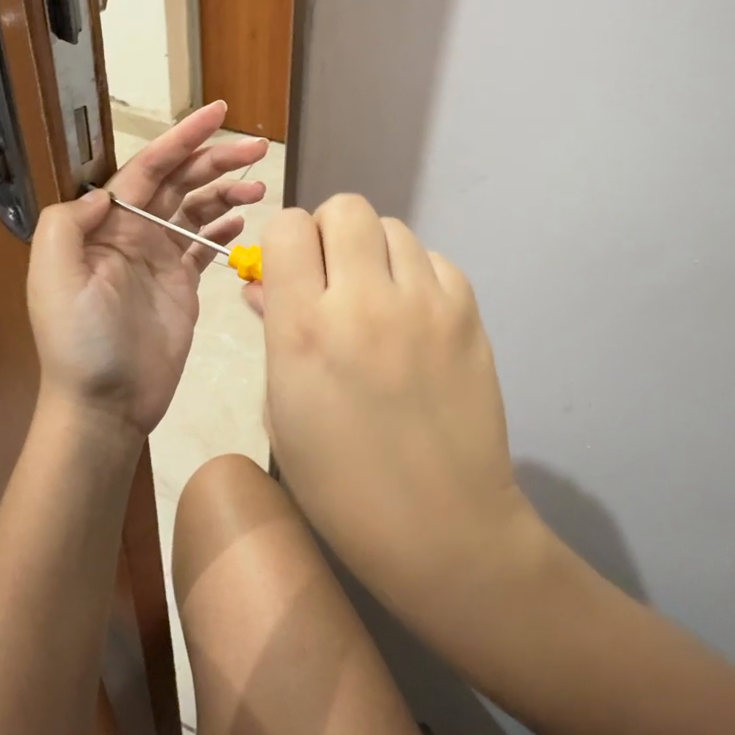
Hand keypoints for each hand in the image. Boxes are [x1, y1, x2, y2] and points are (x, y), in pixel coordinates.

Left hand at [28, 102, 268, 433]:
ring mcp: (159, 260)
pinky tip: (241, 217)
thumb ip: (70, 222)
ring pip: (197, 209)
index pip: (149, 167)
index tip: (218, 113)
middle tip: (256, 147)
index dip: (183, 138)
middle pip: (180, 181)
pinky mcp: (181, 287)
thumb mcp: (53, 275)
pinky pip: (204, 246)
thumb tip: (106, 192)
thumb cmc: (79, 341)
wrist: (104, 404)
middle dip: (216, 159)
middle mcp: (134, 233)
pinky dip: (223, 227)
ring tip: (259, 185)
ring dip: (225, 190)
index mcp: (106, 224)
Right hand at [261, 195, 537, 601]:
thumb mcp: (283, 409)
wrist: (441, 526)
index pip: (288, 226)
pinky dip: (418, 277)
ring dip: (375, 253)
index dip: (284, 243)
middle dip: (330, 233)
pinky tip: (415, 320)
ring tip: (377, 300)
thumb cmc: (340, 484)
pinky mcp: (469, 314)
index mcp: (304, 328)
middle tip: (332, 278)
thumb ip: (275, 332)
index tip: (289, 272)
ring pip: (394, 228)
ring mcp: (425, 303)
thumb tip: (265, 286)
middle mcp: (364, 299)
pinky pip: (435, 262)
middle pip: (346, 208)